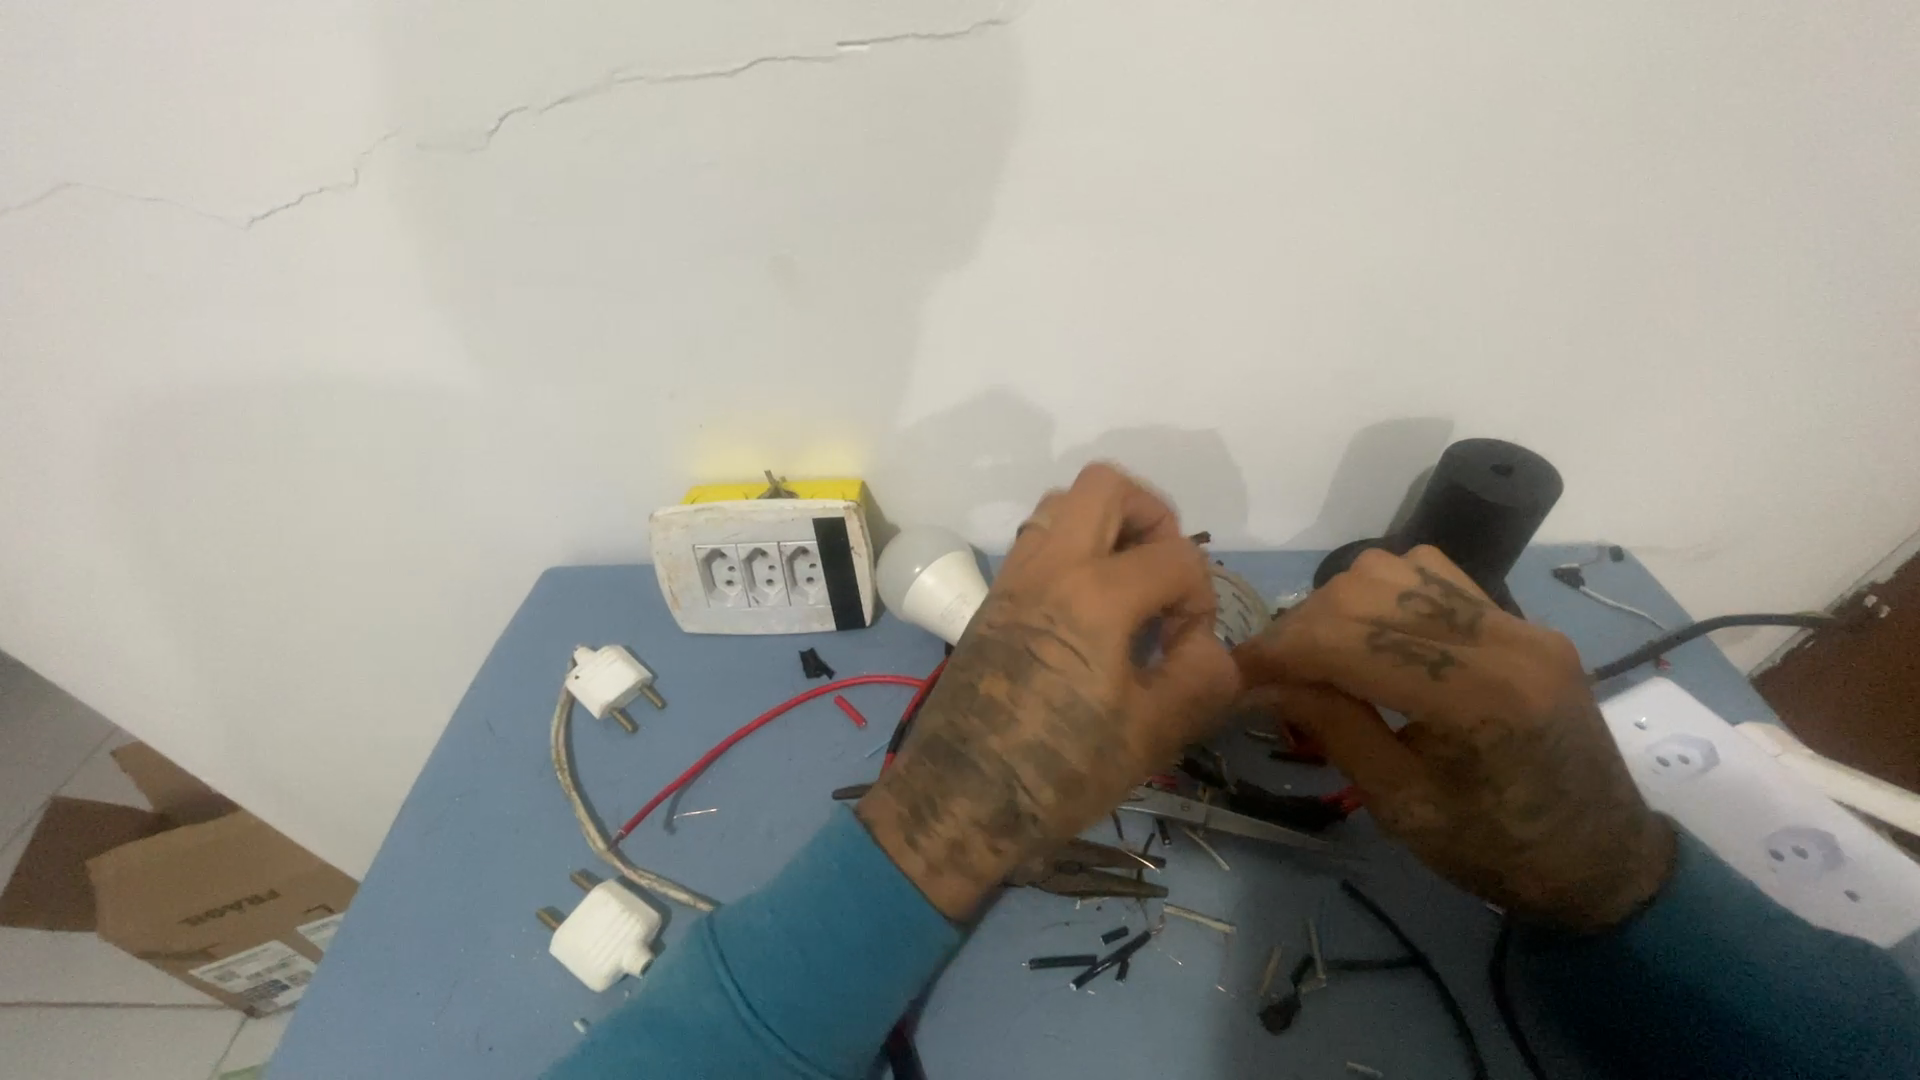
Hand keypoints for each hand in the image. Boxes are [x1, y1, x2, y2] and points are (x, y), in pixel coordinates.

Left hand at [858, 464, 1240, 918]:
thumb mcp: (1153, 734)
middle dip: (1152, 516)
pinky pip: (1036, 539)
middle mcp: (1049, 566)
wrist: (960, 795)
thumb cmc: (1059, 769)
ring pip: (1062, 503)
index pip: (1175, 555)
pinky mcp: (993, 597)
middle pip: (1105, 485)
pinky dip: (1071, 549)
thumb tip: (1208, 645)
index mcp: (1095, 595)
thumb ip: (1203, 676)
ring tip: (1127, 585)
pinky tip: (1087, 610)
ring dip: (1105, 526)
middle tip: (1164, 574)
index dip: (1199, 599)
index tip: (1183, 650)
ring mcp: (1013, 576)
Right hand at [1233, 546, 1674, 931]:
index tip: (1237, 673)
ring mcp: (1516, 621)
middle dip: (1299, 628)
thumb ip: (1329, 726)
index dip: (1278, 651)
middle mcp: (1504, 640)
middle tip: (1274, 673)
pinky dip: (1378, 592)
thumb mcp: (1399, 803)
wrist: (1602, 860)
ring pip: (1390, 569)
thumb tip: (1255, 681)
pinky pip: (1428, 572)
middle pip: (1363, 593)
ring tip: (1318, 652)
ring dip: (1335, 605)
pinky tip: (1368, 632)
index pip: (1347, 641)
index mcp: (1480, 698)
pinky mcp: (1517, 618)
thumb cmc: (1494, 851)